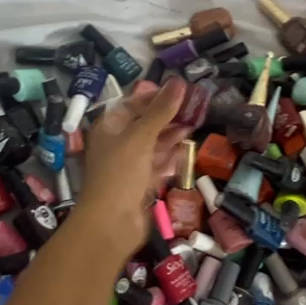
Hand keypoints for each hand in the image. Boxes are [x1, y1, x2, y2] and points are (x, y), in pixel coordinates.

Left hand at [72, 77, 188, 258]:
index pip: (132, 104)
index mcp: (109, 128)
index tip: (180, 90)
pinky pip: (156, 164)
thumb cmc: (120, 173)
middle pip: (144, 123)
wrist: (111, 223)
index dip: (155, 96)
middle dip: (168, 115)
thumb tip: (179, 81)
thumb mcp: (141, 136)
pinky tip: (186, 148)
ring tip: (196, 122)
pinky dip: (170, 155)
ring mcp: (128, 165)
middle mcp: (117, 144)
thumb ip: (160, 111)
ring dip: (172, 134)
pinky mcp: (140, 184)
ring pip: (152, 144)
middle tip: (195, 106)